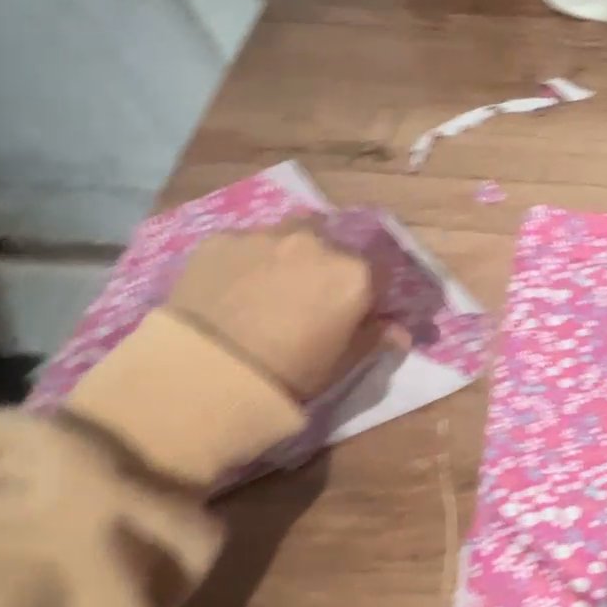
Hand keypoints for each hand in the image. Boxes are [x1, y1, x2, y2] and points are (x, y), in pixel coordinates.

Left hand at [165, 221, 392, 399]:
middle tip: (313, 297)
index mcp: (355, 274)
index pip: (379, 272)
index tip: (359, 311)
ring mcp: (265, 235)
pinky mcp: (221, 238)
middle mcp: (316, 242)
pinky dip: (250, 260)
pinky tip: (236, 286)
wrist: (208, 370)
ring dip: (291, 254)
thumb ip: (373, 339)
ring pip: (290, 236)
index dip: (370, 292)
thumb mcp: (342, 364)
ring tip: (274, 284)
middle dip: (330, 266)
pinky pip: (247, 243)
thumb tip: (398, 330)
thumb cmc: (290, 372)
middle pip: (335, 245)